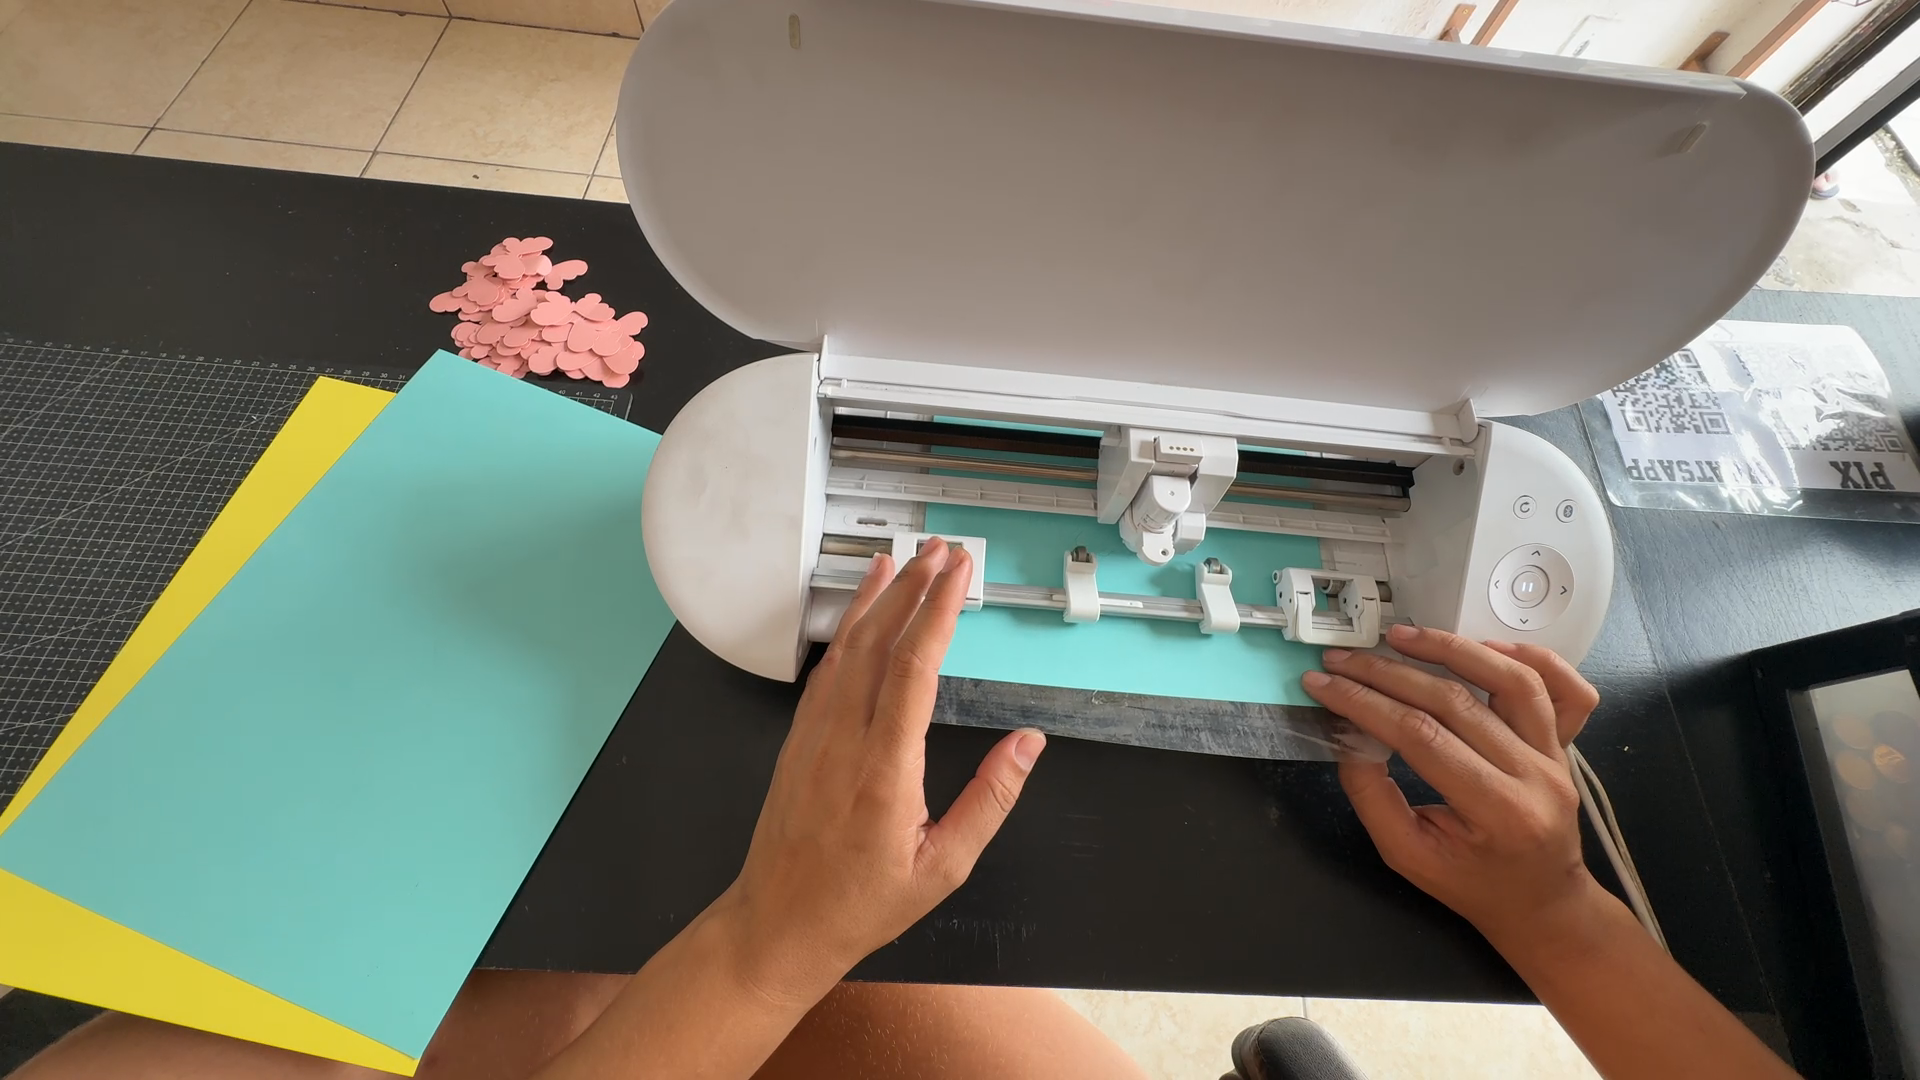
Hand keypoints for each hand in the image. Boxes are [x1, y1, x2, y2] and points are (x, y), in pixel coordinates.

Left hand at [715, 539, 1045, 1004]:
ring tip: (904, 560)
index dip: (939, 610)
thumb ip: (991, 799)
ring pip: (848, 645)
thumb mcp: (944, 866)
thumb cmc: (861, 901)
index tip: (958, 573)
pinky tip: (861, 608)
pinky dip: (847, 627)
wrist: (778, 924)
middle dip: (914, 586)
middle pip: (881, 640)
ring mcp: (816, 731)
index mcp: (885, 767)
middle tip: (942, 551)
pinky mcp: (800, 734)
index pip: (915, 666)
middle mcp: (845, 737)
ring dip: (879, 597)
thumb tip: (1028, 744)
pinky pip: (827, 667)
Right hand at [1301, 624, 1599, 940]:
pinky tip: (1485, 646)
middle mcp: (1535, 776)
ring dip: (1451, 649)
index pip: (1419, 735)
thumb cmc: (1468, 883)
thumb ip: (1370, 791)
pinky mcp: (1564, 744)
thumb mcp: (1403, 851)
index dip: (1362, 702)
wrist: (1542, 904)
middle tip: (1340, 658)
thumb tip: (1346, 729)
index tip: (1320, 683)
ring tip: (1399, 636)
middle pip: (1454, 701)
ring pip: (1512, 681)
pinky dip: (1532, 658)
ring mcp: (1557, 756)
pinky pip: (1566, 690)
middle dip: (1385, 672)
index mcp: (1495, 810)